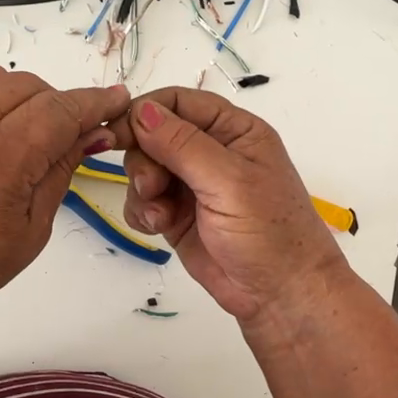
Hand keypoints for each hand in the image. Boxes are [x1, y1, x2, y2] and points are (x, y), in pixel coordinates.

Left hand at [0, 66, 129, 323]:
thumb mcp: (36, 224)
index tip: (117, 99)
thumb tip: (94, 131)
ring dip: (27, 96)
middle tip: (73, 133)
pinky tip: (3, 124)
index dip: (93, 103)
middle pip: (31, 88)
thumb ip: (63, 167)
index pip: (58, 112)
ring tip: (34, 131)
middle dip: (61, 105)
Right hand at [105, 88, 351, 323]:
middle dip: (144, 160)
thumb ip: (182, 145)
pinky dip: (142, 212)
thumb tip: (141, 110)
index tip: (117, 134)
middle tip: (152, 187)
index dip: (145, 114)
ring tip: (160, 216)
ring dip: (142, 191)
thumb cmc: (267, 231)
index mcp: (233, 130)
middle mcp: (210, 152)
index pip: (178, 103)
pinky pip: (143, 202)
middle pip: (153, 136)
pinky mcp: (177, 217)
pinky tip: (157, 228)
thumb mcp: (228, 181)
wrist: (279, 293)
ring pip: (144, 170)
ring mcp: (192, 186)